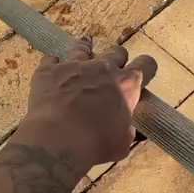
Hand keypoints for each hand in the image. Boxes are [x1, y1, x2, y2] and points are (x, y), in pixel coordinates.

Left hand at [15, 37, 154, 167]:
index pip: (145, 65)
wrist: (58, 138)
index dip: (146, 67)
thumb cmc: (96, 144)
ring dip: (84, 51)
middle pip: (115, 51)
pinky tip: (51, 71)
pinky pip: (50, 59)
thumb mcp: (122, 142)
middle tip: (110, 68)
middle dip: (116, 58)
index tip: (143, 71)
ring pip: (82, 48)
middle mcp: (101, 68)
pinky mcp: (48, 70)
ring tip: (82, 53)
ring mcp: (73, 65)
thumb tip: (125, 127)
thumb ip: (125, 128)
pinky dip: (53, 65)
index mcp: (125, 85)